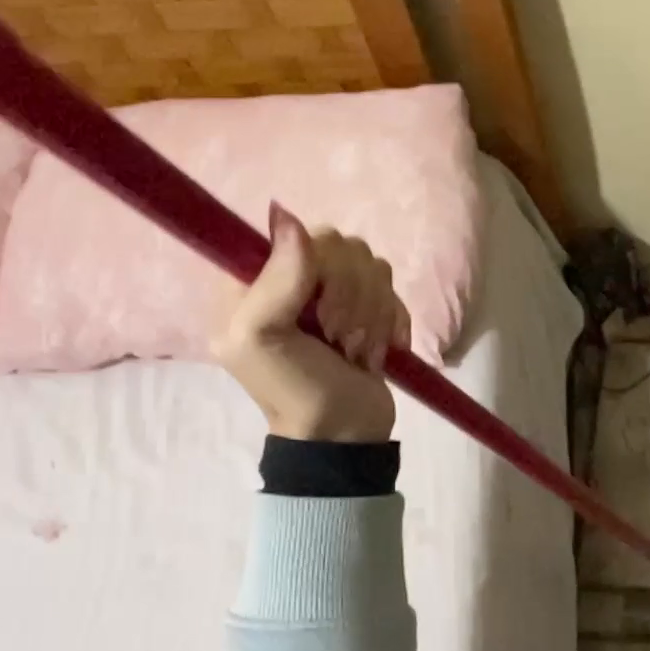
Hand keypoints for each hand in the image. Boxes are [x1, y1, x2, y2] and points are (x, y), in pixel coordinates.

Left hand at [214, 204, 410, 442]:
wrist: (343, 433)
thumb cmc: (294, 389)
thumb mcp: (261, 339)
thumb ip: (273, 280)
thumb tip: (287, 217)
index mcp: (255, 280)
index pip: (299, 235)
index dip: (319, 267)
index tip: (317, 309)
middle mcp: (296, 278)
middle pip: (344, 247)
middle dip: (351, 298)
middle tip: (337, 337)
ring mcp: (336, 293)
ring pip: (373, 267)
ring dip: (372, 315)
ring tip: (356, 350)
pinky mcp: (371, 309)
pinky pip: (393, 289)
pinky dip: (392, 323)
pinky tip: (376, 351)